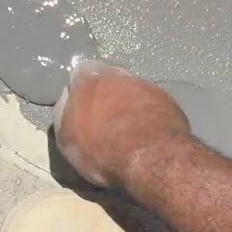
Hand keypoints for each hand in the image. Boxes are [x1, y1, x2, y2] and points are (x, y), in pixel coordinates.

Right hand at [54, 60, 191, 188]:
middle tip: (104, 121)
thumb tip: (67, 97)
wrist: (151, 159)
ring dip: (128, 105)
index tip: (82, 109)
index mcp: (89, 78)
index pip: (80, 72)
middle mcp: (118, 74)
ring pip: (131, 90)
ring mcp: (146, 85)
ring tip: (127, 131)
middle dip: (106, 95)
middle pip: (108, 79)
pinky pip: (151, 103)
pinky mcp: (167, 99)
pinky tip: (146, 135)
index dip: (80, 91)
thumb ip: (63, 112)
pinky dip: (147, 114)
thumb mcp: (67, 139)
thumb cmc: (101, 150)